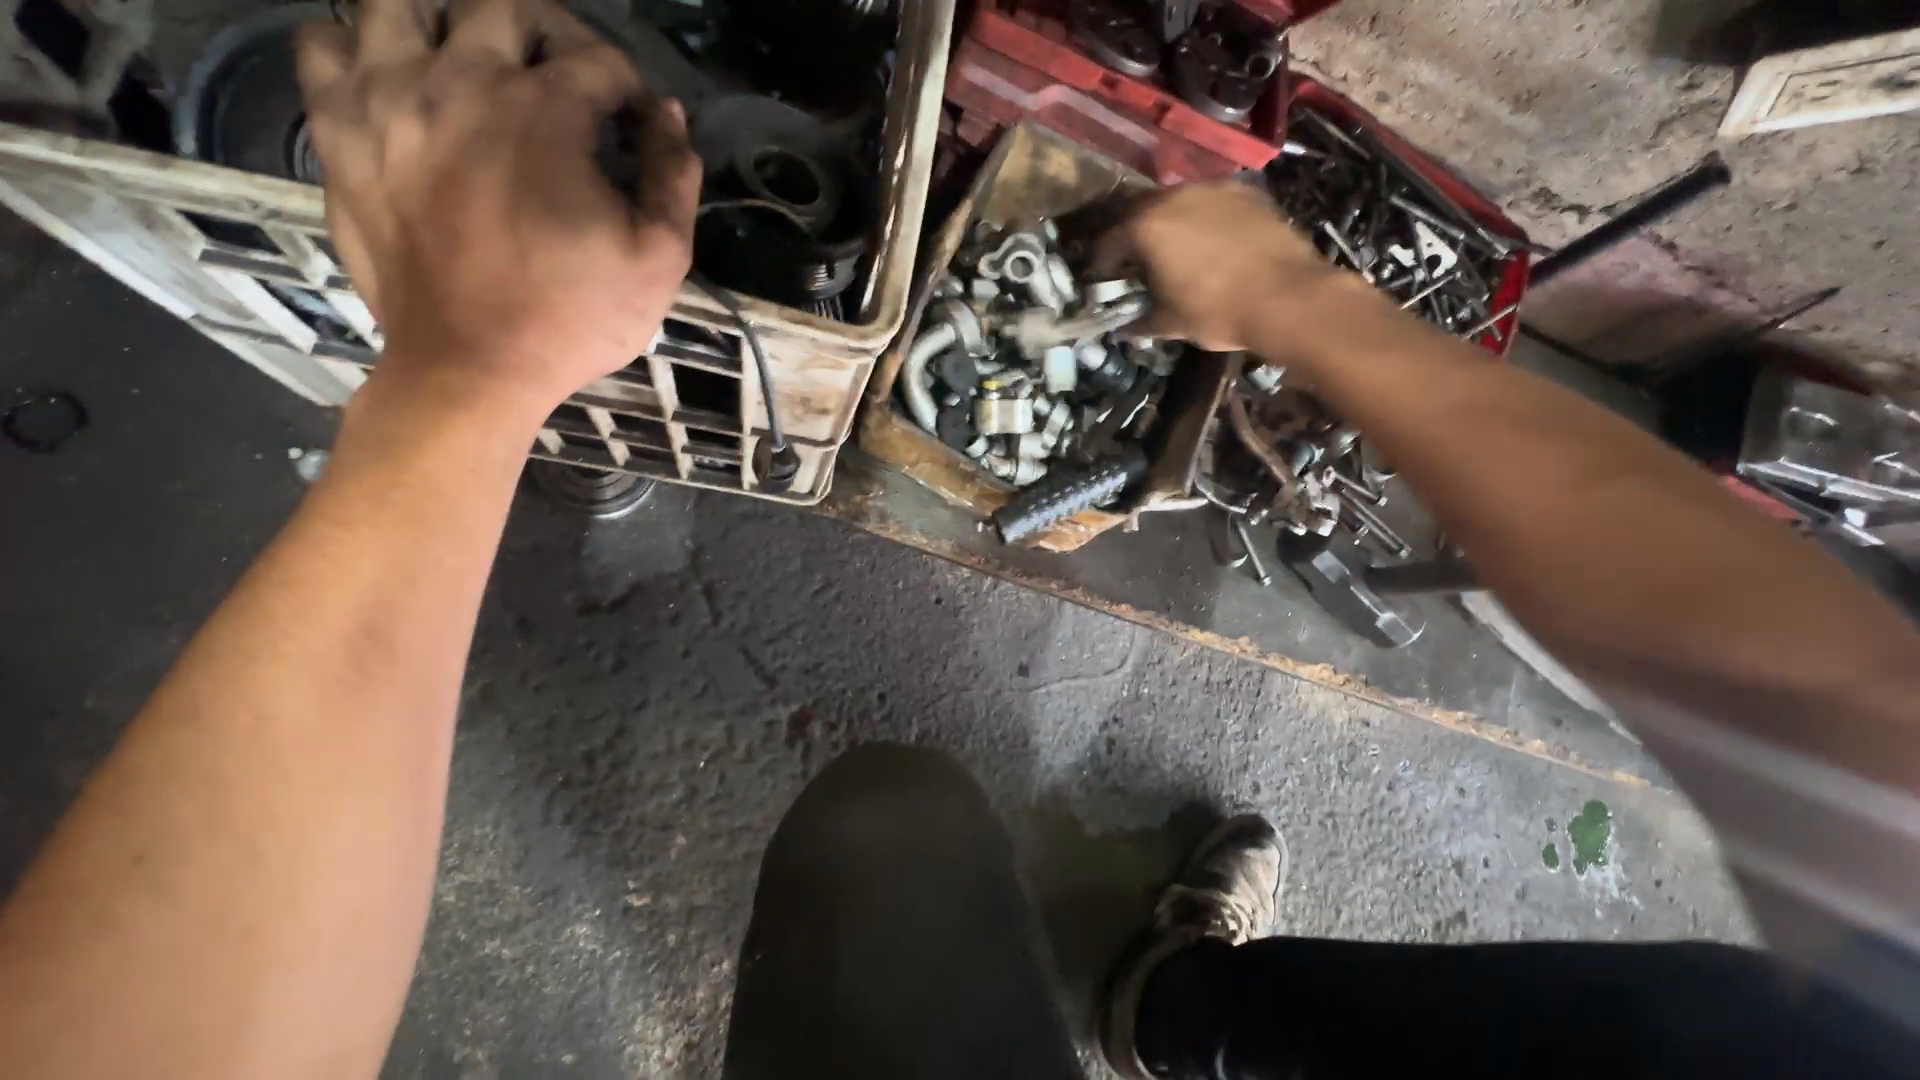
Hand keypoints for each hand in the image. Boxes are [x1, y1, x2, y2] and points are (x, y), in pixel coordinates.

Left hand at [297, 0, 700, 416]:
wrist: (472, 368)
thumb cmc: (575, 318)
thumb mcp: (660, 261)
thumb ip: (674, 176)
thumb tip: (667, 114)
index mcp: (545, 111)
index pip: (599, 60)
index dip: (628, 90)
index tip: (632, 126)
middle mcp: (460, 80)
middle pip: (505, 8)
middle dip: (552, 37)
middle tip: (567, 85)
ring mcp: (387, 100)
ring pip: (403, 3)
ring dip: (451, 24)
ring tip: (478, 67)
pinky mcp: (339, 132)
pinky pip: (323, 43)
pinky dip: (361, 48)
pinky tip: (399, 85)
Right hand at [1096, 181, 1351, 351]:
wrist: (1290, 298)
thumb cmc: (1218, 311)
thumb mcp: (1171, 324)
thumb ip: (1141, 322)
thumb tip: (1123, 329)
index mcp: (1147, 226)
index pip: (1110, 240)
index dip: (1103, 262)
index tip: (1102, 278)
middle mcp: (1176, 196)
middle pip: (1143, 212)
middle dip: (1136, 236)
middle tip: (1137, 261)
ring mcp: (1215, 189)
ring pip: (1180, 202)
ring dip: (1172, 224)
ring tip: (1176, 250)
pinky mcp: (1249, 193)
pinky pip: (1214, 204)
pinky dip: (1205, 220)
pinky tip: (1212, 244)